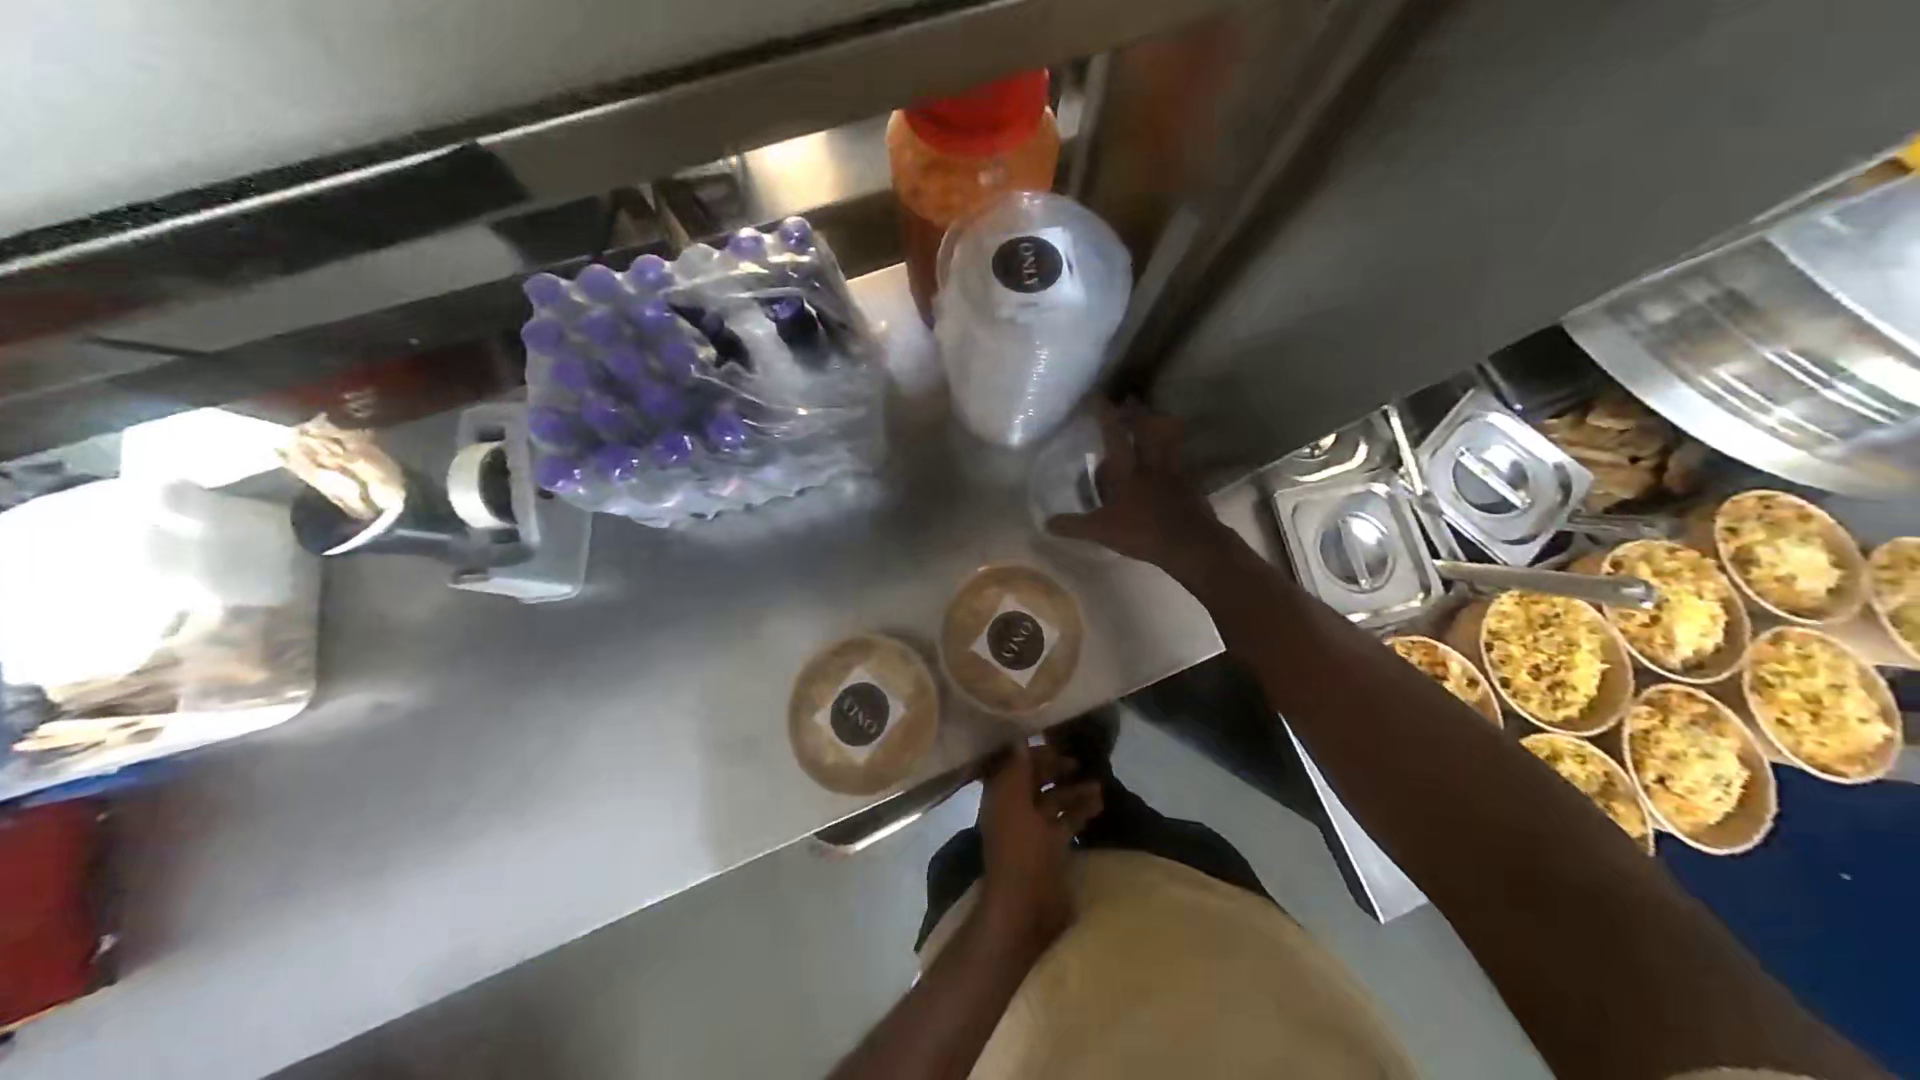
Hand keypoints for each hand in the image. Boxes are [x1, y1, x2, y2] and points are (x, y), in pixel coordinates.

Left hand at [976, 742, 1101, 951]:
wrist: (1026, 906)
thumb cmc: (1020, 850)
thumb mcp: (1014, 803)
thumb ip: (1017, 770)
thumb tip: (1019, 740)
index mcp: (1000, 796)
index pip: (1014, 764)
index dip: (1033, 753)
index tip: (1057, 741)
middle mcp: (1013, 809)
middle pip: (1034, 781)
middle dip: (1055, 769)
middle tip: (1080, 760)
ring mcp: (1033, 830)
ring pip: (1053, 801)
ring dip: (1073, 790)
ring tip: (1099, 783)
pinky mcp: (1051, 848)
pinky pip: (1066, 821)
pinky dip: (1081, 810)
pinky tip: (1100, 802)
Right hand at [1046, 405, 1232, 577]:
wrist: (1189, 543)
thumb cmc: (1142, 532)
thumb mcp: (1101, 530)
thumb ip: (1074, 525)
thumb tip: (1047, 523)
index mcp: (1127, 470)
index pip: (1114, 435)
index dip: (1105, 414)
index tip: (1098, 396)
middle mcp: (1151, 464)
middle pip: (1146, 429)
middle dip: (1137, 412)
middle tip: (1131, 398)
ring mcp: (1174, 473)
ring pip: (1169, 441)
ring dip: (1163, 427)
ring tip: (1159, 418)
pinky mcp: (1191, 485)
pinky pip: (1183, 464)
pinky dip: (1179, 458)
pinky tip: (1176, 461)